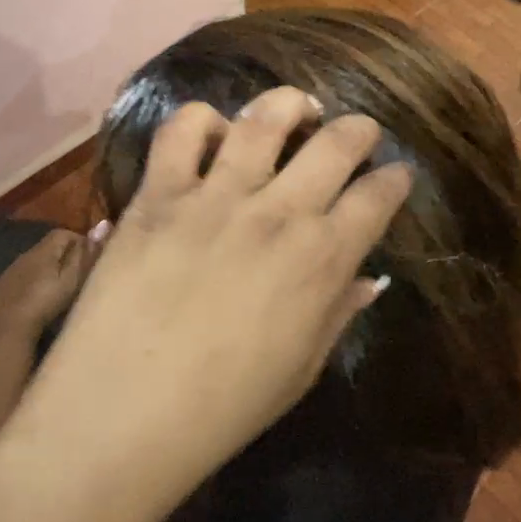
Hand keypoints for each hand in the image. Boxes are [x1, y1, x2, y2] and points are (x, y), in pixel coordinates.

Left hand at [0, 224, 106, 340]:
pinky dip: (30, 282)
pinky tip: (34, 300)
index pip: (63, 233)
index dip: (78, 241)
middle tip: (76, 275)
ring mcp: (9, 272)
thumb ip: (85, 254)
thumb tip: (103, 224)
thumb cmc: (45, 302)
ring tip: (56, 288)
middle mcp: (24, 256)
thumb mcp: (72, 280)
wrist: (5, 329)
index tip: (88, 258)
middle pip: (47, 247)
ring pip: (32, 263)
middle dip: (62, 255)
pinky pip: (20, 277)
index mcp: (43, 251)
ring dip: (45, 270)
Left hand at [14, 86, 413, 481]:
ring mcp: (216, 197)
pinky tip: (214, 133)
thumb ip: (338, 312)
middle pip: (336, 143)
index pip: (378, 196)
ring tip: (298, 109)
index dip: (395, 179)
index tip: (397, 176)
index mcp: (323, 259)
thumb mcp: (302, 368)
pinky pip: (183, 131)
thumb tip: (367, 278)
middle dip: (360, 130)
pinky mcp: (159, 194)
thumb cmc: (225, 409)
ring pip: (266, 119)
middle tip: (359, 133)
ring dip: (292, 104)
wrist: (123, 417)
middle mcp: (280, 213)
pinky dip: (203, 120)